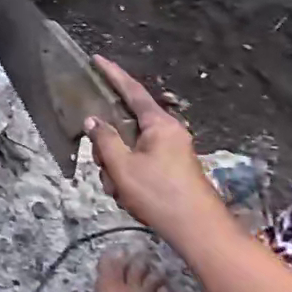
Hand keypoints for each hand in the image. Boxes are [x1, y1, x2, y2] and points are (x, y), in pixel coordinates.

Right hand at [85, 56, 229, 239]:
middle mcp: (168, 133)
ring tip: (119, 190)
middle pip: (125, 126)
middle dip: (108, 147)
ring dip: (117, 168)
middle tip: (102, 165)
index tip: (97, 60)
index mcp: (160, 124)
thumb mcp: (122, 166)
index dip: (113, 75)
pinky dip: (128, 178)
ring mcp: (171, 152)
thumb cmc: (160, 194)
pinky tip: (128, 197)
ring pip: (129, 149)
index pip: (132, 91)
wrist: (199, 232)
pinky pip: (139, 164)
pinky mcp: (170, 170)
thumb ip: (104, 140)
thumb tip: (92, 120)